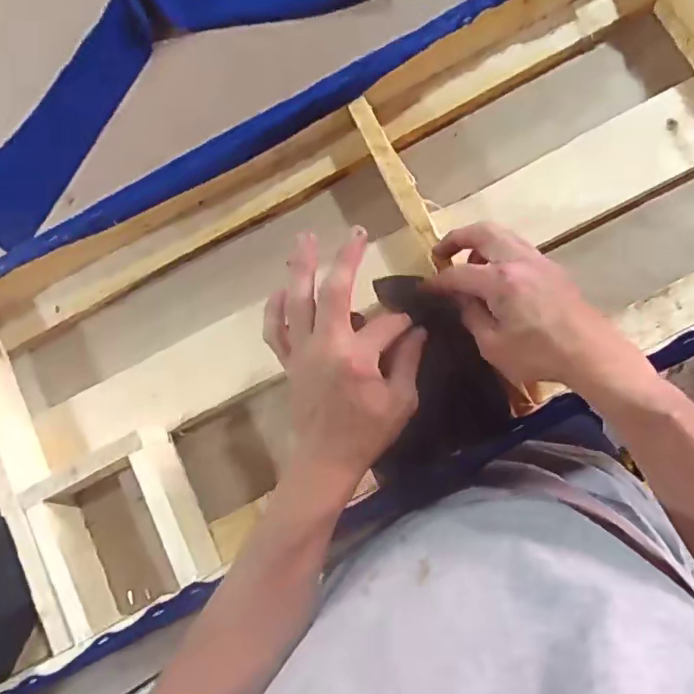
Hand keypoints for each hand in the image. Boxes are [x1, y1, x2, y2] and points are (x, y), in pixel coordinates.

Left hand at [263, 229, 426, 494]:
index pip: (386, 324)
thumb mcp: (402, 402)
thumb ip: (409, 362)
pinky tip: (280, 290)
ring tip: (305, 238)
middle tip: (356, 233)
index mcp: (357, 358)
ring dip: (301, 267)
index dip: (404, 320)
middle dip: (347, 259)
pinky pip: (276, 330)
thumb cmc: (367, 435)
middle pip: (334, 291)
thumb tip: (418, 331)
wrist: (324, 461)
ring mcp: (302, 352)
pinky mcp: (289, 362)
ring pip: (297, 301)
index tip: (415, 323)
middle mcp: (325, 346)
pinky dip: (274, 309)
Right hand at [423, 223, 653, 395]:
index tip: (424, 289)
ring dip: (481, 243)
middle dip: (457, 238)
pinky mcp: (553, 270)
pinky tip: (498, 278)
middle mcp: (519, 260)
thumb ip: (471, 317)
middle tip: (441, 254)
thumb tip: (460, 300)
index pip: (458, 272)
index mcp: (500, 280)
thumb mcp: (493, 346)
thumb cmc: (539, 355)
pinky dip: (501, 252)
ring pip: (504, 235)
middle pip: (482, 232)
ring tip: (470, 265)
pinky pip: (519, 248)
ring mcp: (539, 261)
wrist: (590, 353)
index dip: (437, 281)